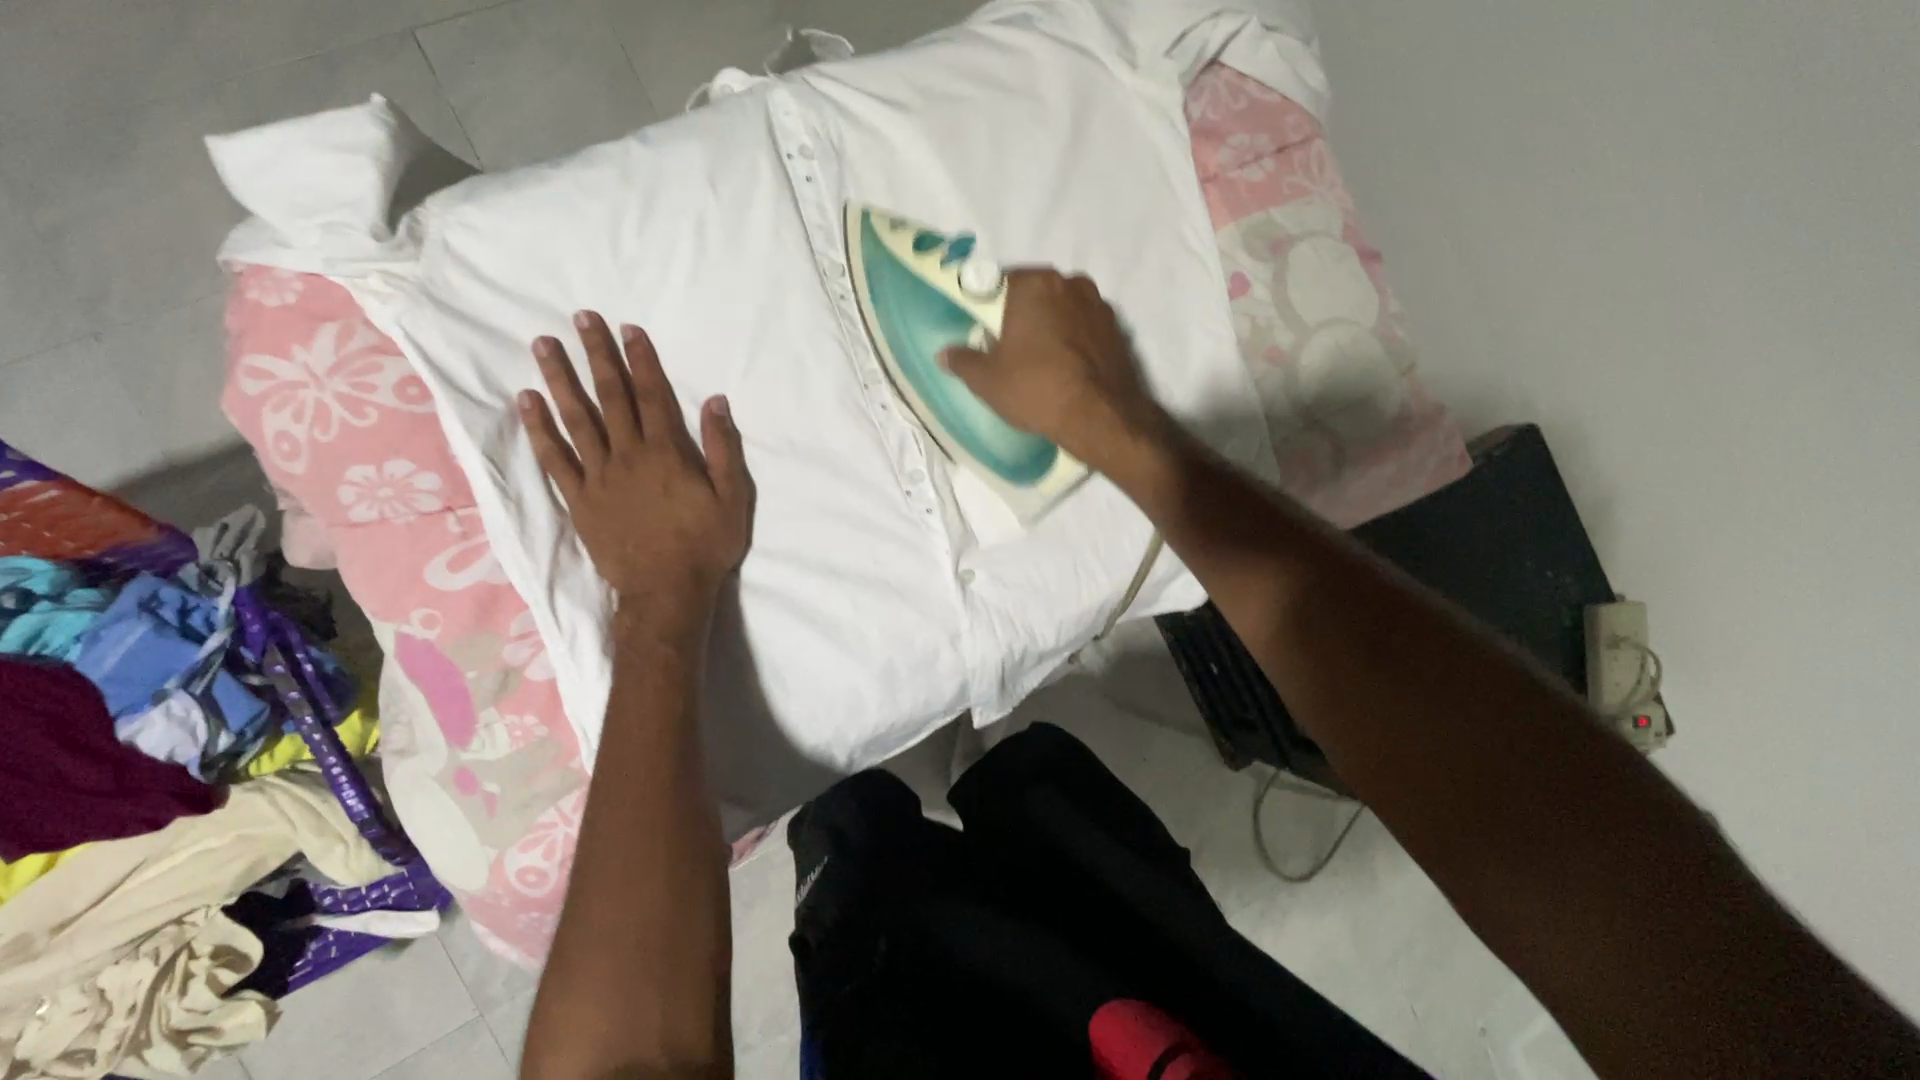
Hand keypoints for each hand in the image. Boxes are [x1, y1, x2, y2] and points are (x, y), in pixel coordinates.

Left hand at [519, 312, 754, 626]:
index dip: (640, 359)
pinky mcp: (579, 499)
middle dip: (596, 355)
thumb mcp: (732, 497)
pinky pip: (554, 458)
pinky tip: (527, 402)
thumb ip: (724, 448)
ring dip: (560, 380)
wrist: (666, 592)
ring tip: (543, 346)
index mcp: (667, 453)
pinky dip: (540, 429)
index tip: (627, 328)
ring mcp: (598, 476)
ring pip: (575, 419)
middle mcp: (628, 455)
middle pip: (609, 396)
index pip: (651, 395)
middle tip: (580, 319)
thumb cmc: (705, 545)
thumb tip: (715, 401)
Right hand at [941, 269, 1170, 469]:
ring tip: (1041, 360)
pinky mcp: (1118, 330)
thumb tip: (945, 354)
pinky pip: (1085, 328)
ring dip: (1051, 325)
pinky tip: (1067, 368)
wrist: (1100, 417)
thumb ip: (963, 361)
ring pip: (1064, 309)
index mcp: (1035, 284)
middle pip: (1036, 293)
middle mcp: (1071, 284)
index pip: (1001, 281)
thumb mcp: (987, 381)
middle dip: (1022, 313)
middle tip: (1009, 346)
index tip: (985, 328)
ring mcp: (1099, 305)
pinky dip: (1075, 340)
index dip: (989, 304)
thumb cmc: (1036, 389)